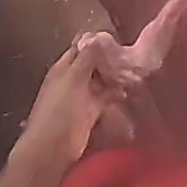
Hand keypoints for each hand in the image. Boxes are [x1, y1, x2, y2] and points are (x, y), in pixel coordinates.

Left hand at [0, 40, 129, 186]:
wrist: (51, 150)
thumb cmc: (59, 111)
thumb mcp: (74, 78)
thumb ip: (87, 58)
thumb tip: (99, 35)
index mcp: (64, 67)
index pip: (82, 47)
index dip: (99, 41)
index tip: (120, 39)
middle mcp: (73, 79)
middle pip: (94, 64)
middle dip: (111, 60)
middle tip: (133, 57)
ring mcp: (81, 96)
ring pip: (101, 81)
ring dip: (116, 78)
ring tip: (135, 73)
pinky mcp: (90, 113)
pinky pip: (105, 98)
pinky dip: (115, 94)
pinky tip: (128, 93)